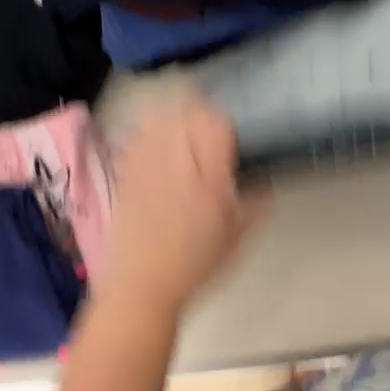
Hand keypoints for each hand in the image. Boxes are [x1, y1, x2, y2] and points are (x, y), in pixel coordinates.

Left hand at [95, 96, 268, 318]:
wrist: (142, 283)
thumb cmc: (195, 265)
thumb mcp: (237, 240)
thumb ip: (256, 204)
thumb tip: (265, 180)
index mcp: (209, 174)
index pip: (218, 122)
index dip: (228, 128)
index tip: (232, 145)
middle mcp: (175, 157)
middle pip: (188, 107)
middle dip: (201, 116)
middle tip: (210, 139)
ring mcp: (145, 159)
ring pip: (161, 113)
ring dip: (176, 119)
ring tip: (185, 140)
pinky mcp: (125, 167)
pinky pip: (140, 132)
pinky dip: (153, 133)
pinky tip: (160, 154)